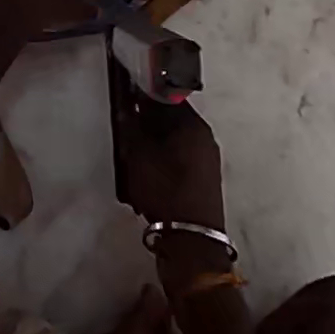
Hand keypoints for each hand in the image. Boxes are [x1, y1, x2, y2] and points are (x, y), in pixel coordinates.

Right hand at [117, 97, 226, 233]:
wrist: (190, 240)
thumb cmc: (164, 190)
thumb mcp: (139, 154)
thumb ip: (132, 126)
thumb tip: (128, 107)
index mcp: (193, 125)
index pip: (168, 95)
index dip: (145, 93)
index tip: (127, 96)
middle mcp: (204, 137)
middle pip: (173, 118)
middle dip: (149, 120)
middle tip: (127, 127)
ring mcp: (206, 159)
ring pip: (175, 139)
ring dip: (154, 141)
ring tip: (134, 153)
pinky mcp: (203, 180)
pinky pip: (179, 158)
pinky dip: (163, 159)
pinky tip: (147, 173)